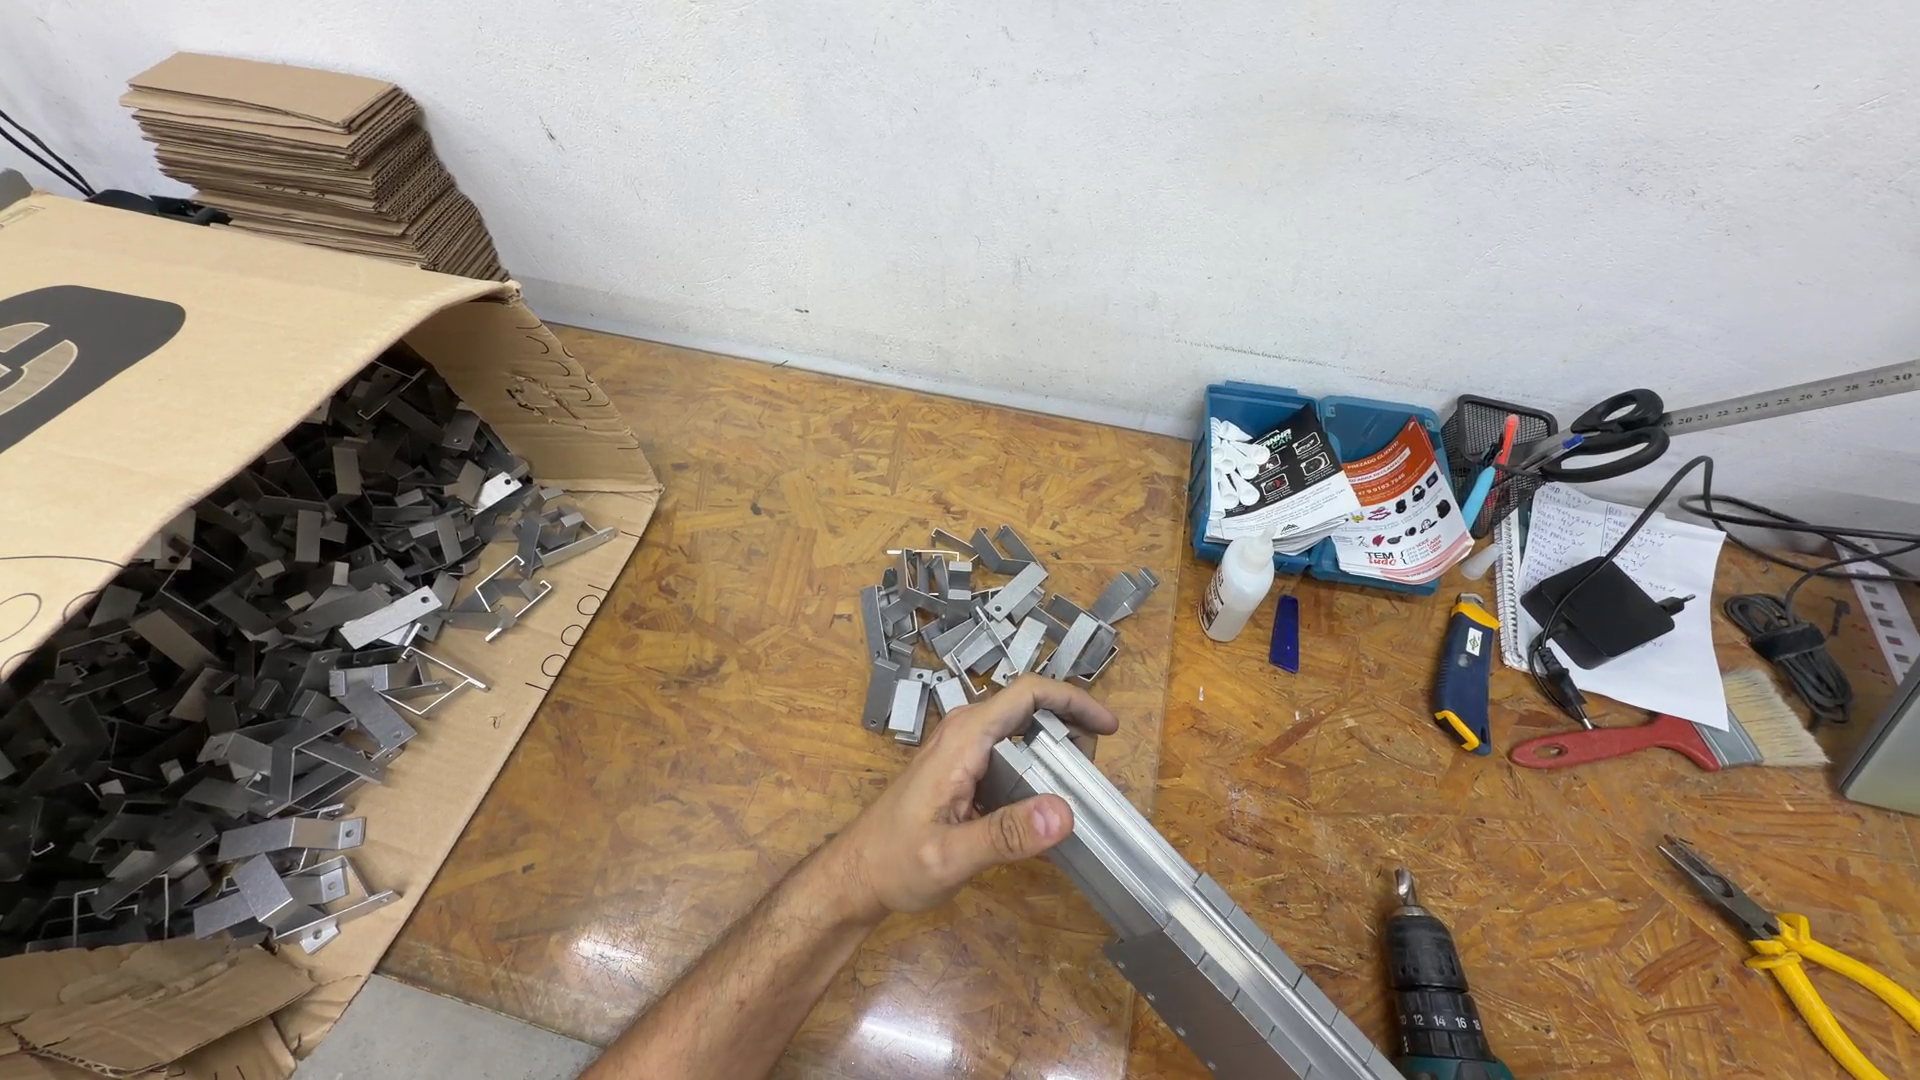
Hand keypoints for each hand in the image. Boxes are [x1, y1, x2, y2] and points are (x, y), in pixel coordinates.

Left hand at [826, 675, 1118, 922]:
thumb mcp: (951, 856)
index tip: (1108, 726)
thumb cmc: (894, 862)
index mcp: (964, 738)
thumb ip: (1006, 836)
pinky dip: (1037, 765)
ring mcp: (962, 748)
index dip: (1072, 700)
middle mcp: (964, 732)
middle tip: (1095, 766)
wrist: (858, 874)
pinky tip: (1047, 801)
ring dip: (1055, 746)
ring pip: (1020, 729)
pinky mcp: (963, 768)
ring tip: (1079, 783)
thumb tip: (1063, 812)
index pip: (1027, 694)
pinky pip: (1009, 752)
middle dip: (1070, 724)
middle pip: (1029, 706)